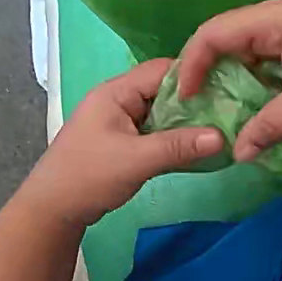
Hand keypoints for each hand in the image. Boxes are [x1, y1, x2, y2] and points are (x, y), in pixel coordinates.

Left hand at [15, 59, 224, 228]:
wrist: (52, 210)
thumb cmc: (89, 176)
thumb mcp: (136, 160)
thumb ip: (178, 146)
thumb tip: (221, 137)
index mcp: (116, 92)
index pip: (161, 70)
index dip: (193, 75)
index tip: (225, 87)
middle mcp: (119, 100)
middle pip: (163, 90)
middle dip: (194, 100)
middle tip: (229, 109)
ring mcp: (120, 121)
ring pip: (161, 112)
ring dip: (186, 121)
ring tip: (220, 127)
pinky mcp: (123, 142)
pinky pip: (156, 131)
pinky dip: (175, 137)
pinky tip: (197, 147)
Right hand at [176, 0, 281, 160]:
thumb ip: (267, 127)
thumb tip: (237, 152)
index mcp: (280, 17)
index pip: (215, 31)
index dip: (192, 64)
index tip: (186, 99)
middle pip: (235, 37)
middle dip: (214, 71)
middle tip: (204, 107)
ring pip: (260, 50)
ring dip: (243, 78)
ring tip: (232, 111)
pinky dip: (269, 81)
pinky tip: (270, 106)